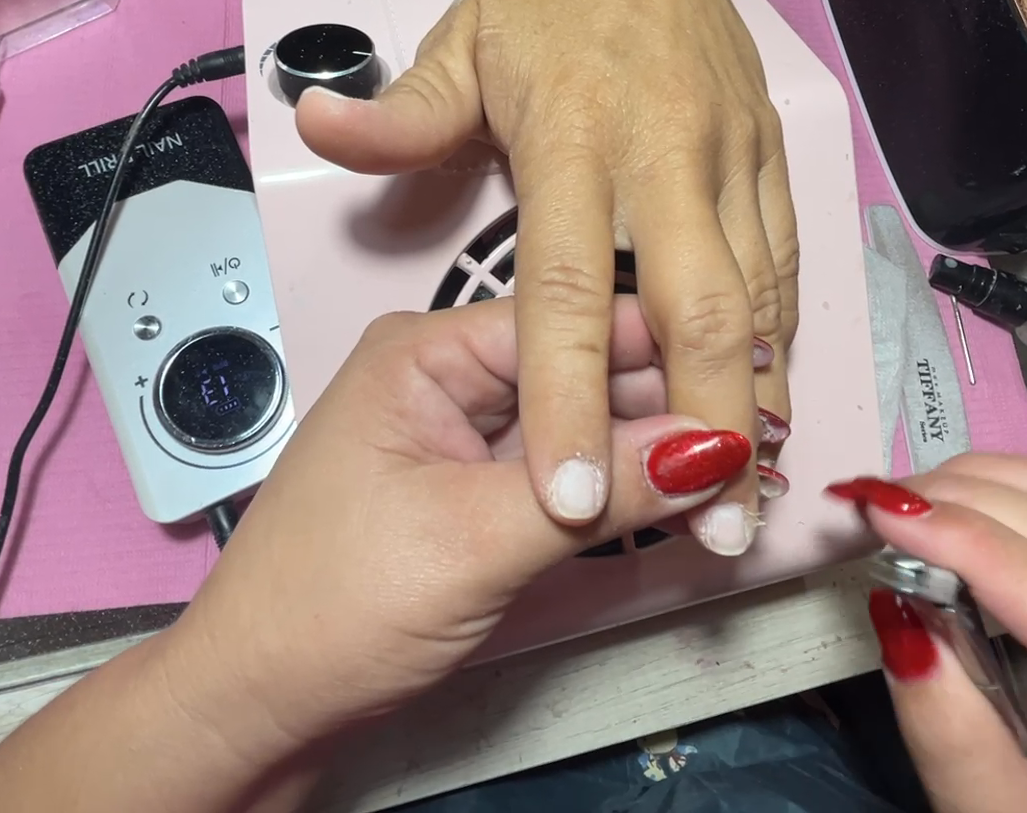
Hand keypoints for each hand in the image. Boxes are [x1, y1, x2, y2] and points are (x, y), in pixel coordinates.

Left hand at [167, 297, 755, 761]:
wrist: (262, 703)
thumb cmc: (330, 607)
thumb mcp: (476, 538)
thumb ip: (598, 489)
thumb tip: (711, 446)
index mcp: (427, 351)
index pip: (564, 323)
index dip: (659, 350)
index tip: (746, 379)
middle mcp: (452, 375)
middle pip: (583, 373)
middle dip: (670, 409)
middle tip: (764, 441)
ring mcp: (470, 431)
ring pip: (584, 424)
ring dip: (655, 452)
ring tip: (744, 472)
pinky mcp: (484, 483)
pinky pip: (570, 469)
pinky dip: (623, 486)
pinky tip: (684, 495)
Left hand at [294, 0, 795, 556]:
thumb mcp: (459, 45)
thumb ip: (401, 113)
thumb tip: (318, 126)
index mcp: (573, 141)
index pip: (564, 293)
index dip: (570, 401)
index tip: (572, 500)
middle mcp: (661, 159)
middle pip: (694, 312)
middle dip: (709, 426)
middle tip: (718, 527)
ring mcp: (727, 160)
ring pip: (757, 298)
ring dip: (759, 398)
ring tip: (756, 490)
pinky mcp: (768, 159)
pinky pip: (782, 264)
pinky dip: (781, 340)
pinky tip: (775, 399)